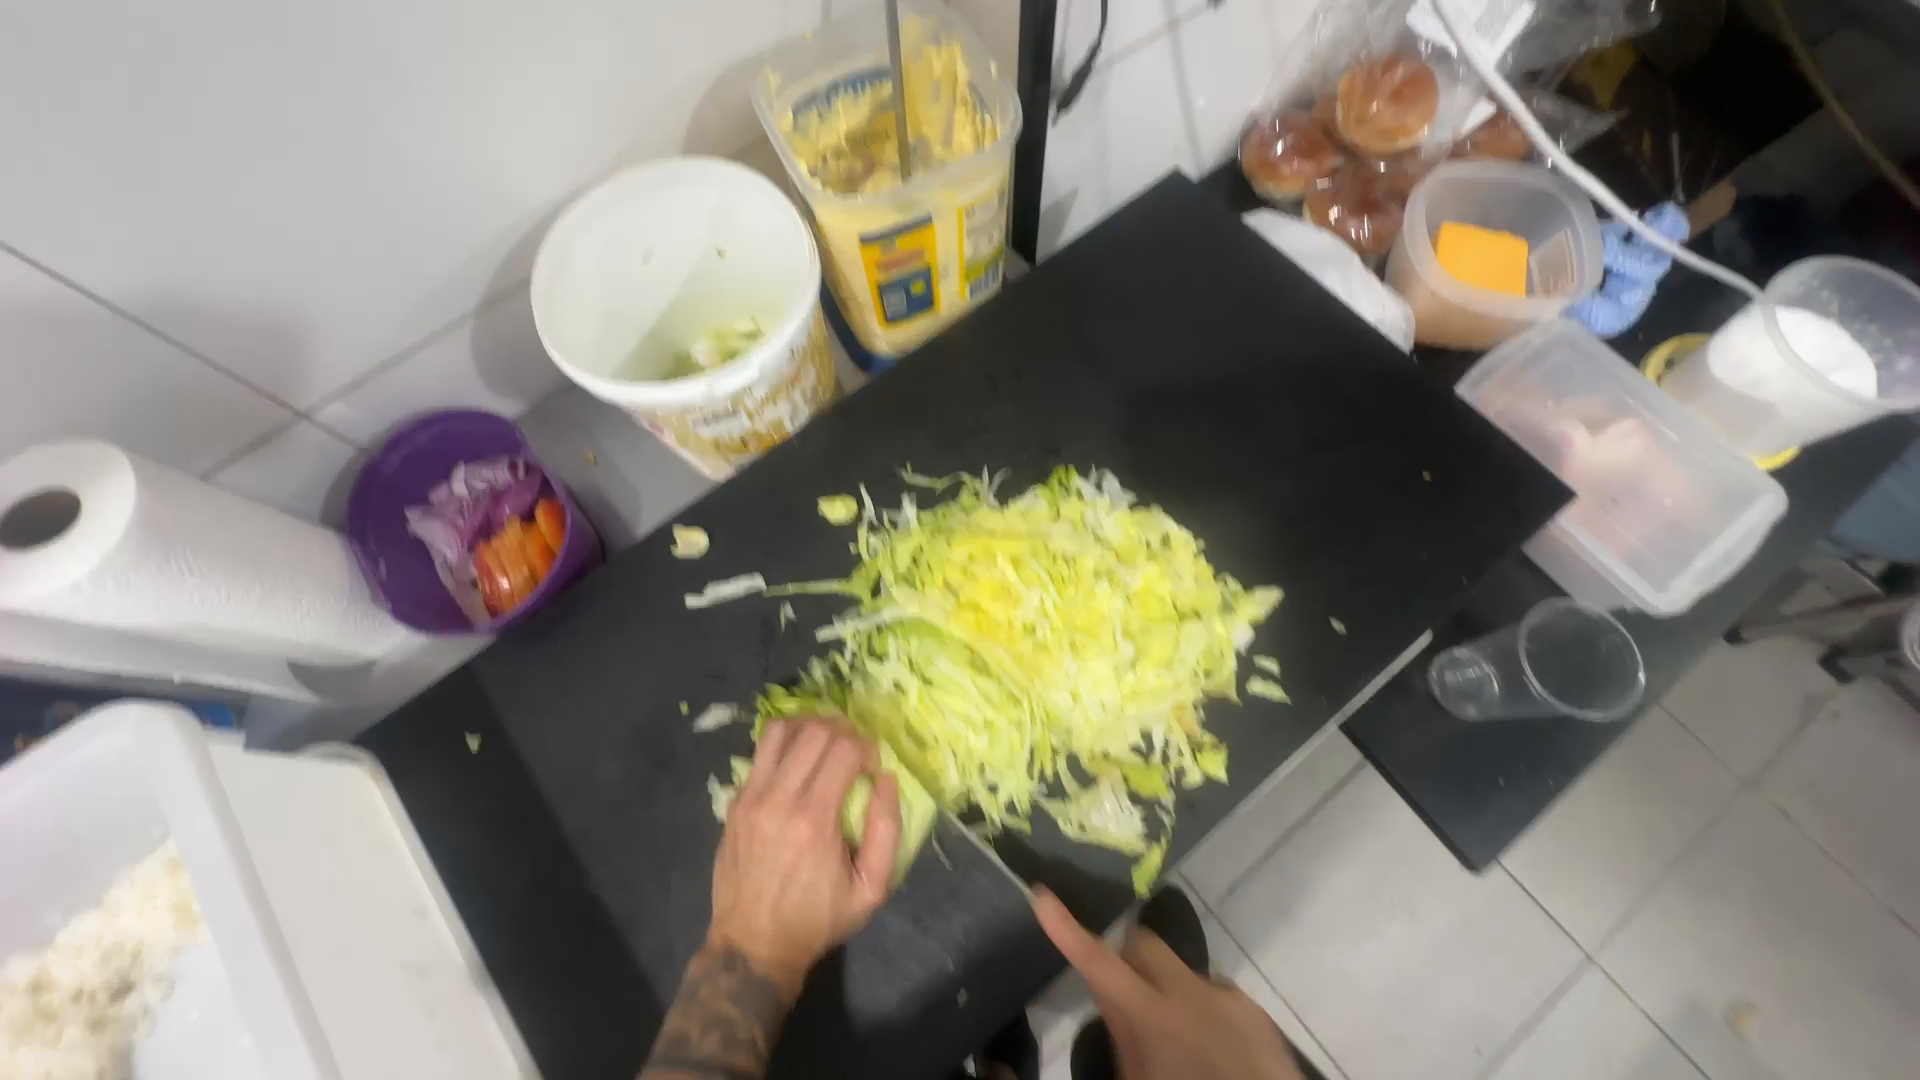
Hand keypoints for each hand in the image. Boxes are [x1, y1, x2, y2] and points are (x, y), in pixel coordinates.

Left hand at [707, 717, 901, 997]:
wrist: (752, 946)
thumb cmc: (817, 920)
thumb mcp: (870, 890)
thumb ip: (887, 831)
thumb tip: (887, 779)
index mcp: (814, 820)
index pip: (844, 749)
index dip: (867, 748)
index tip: (873, 768)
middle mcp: (779, 799)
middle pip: (814, 731)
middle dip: (843, 731)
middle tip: (854, 751)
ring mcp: (750, 797)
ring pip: (780, 730)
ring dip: (810, 727)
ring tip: (825, 743)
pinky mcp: (735, 802)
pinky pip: (760, 751)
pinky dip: (785, 743)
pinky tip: (799, 759)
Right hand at [1032, 889, 1304, 1079]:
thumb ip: (1122, 1038)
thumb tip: (1115, 1004)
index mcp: (1152, 1016)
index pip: (1097, 960)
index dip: (1066, 927)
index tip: (1041, 894)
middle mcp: (1190, 992)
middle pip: (1142, 942)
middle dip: (1124, 955)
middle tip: (1119, 989)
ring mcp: (1227, 996)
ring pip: (1182, 970)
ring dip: (1167, 990)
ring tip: (1175, 1035)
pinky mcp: (1256, 1011)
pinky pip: (1218, 995)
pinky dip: (1205, 1012)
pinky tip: (1212, 1047)